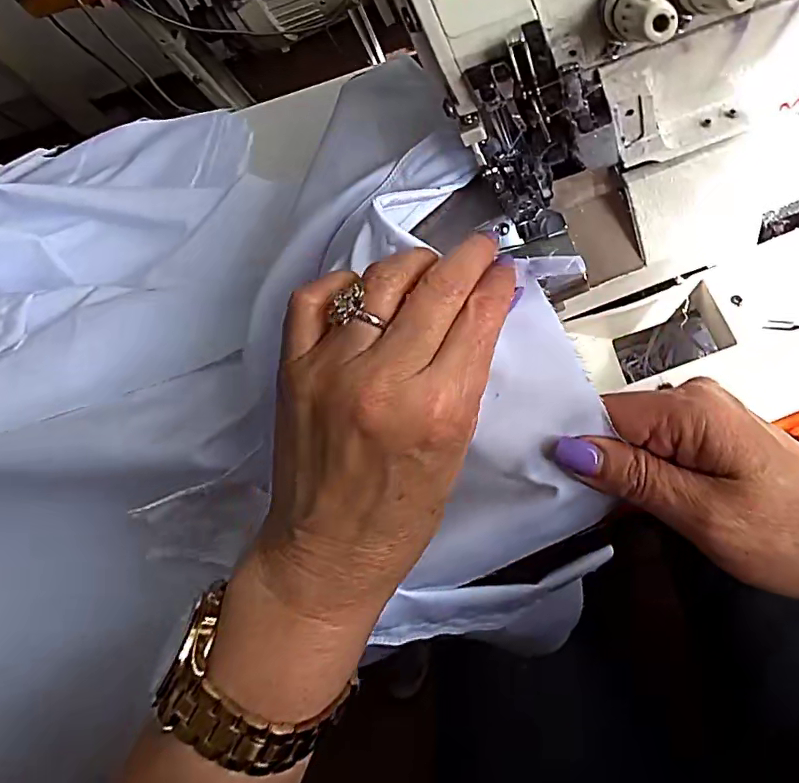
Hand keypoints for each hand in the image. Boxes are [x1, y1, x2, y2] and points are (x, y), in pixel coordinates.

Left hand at [243, 234, 518, 631]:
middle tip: (482, 245)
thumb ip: (470, 370)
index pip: (477, 317)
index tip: (505, 268)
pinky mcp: (293, 369)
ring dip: (417, 262)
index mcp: (439, 406)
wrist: (327, 553)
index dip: (497, 282)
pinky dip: (346, 282)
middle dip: (469, 257)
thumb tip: (484, 312)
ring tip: (431, 266)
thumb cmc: (407, 510)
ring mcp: (332, 369)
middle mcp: (386, 380)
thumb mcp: (460, 441)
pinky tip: (367, 289)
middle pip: (438, 289)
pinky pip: (315, 298)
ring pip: (382, 282)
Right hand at [552, 378, 798, 607]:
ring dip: (625, 474)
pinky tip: (655, 505)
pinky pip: (664, 447)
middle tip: (594, 512)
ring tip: (633, 515)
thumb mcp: (703, 514)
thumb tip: (577, 450)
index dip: (575, 448)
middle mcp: (701, 400)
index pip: (605, 412)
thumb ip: (634, 478)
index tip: (553, 481)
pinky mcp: (716, 437)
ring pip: (640, 438)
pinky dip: (650, 476)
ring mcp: (710, 417)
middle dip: (600, 465)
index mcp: (695, 408)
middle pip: (620, 423)